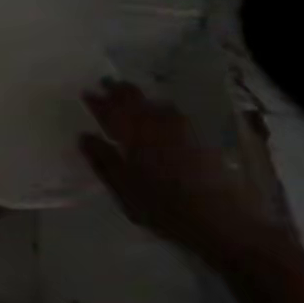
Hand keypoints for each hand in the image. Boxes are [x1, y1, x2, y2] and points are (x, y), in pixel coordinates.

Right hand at [79, 80, 264, 251]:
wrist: (219, 219)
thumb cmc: (164, 208)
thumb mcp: (125, 190)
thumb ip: (103, 161)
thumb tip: (84, 136)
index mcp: (132, 134)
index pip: (109, 110)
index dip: (96, 100)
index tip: (86, 92)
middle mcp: (154, 122)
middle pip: (132, 97)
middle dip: (117, 89)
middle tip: (106, 83)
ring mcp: (178, 126)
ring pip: (152, 101)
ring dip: (138, 95)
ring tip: (130, 94)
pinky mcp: (197, 134)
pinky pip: (170, 110)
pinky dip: (159, 106)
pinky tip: (160, 113)